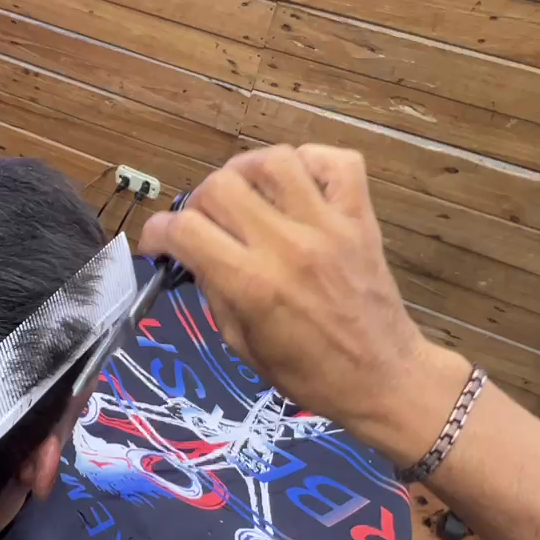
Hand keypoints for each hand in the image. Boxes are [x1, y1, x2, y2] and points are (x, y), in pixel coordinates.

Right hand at [140, 144, 470, 464]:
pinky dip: (308, 162)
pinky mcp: (360, 217)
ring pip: (272, 161)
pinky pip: (335, 161)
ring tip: (243, 195)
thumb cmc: (306, 373)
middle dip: (196, 203)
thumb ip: (214, 290)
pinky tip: (294, 186)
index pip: (184, 230)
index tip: (157, 244)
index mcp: (251, 286)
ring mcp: (328, 226)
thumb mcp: (240, 342)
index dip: (156, 232)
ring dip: (245, 172)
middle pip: (220, 186)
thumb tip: (193, 253)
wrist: (382, 378)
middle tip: (203, 226)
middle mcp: (286, 246)